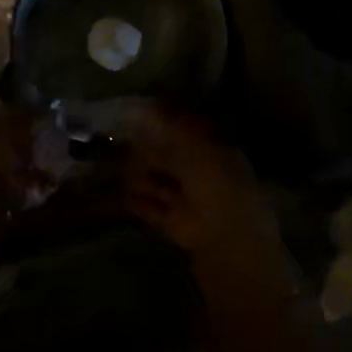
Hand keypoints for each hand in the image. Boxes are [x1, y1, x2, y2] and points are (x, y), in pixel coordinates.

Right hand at [90, 101, 278, 263]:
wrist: (228, 245)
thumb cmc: (218, 190)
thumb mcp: (198, 151)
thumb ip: (171, 129)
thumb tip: (147, 106)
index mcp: (217, 155)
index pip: (188, 133)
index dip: (165, 125)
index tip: (140, 117)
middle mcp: (203, 176)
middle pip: (168, 157)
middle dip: (150, 152)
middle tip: (128, 145)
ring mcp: (187, 201)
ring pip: (156, 182)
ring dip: (143, 178)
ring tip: (132, 176)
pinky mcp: (173, 223)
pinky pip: (149, 208)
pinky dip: (137, 202)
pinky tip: (123, 195)